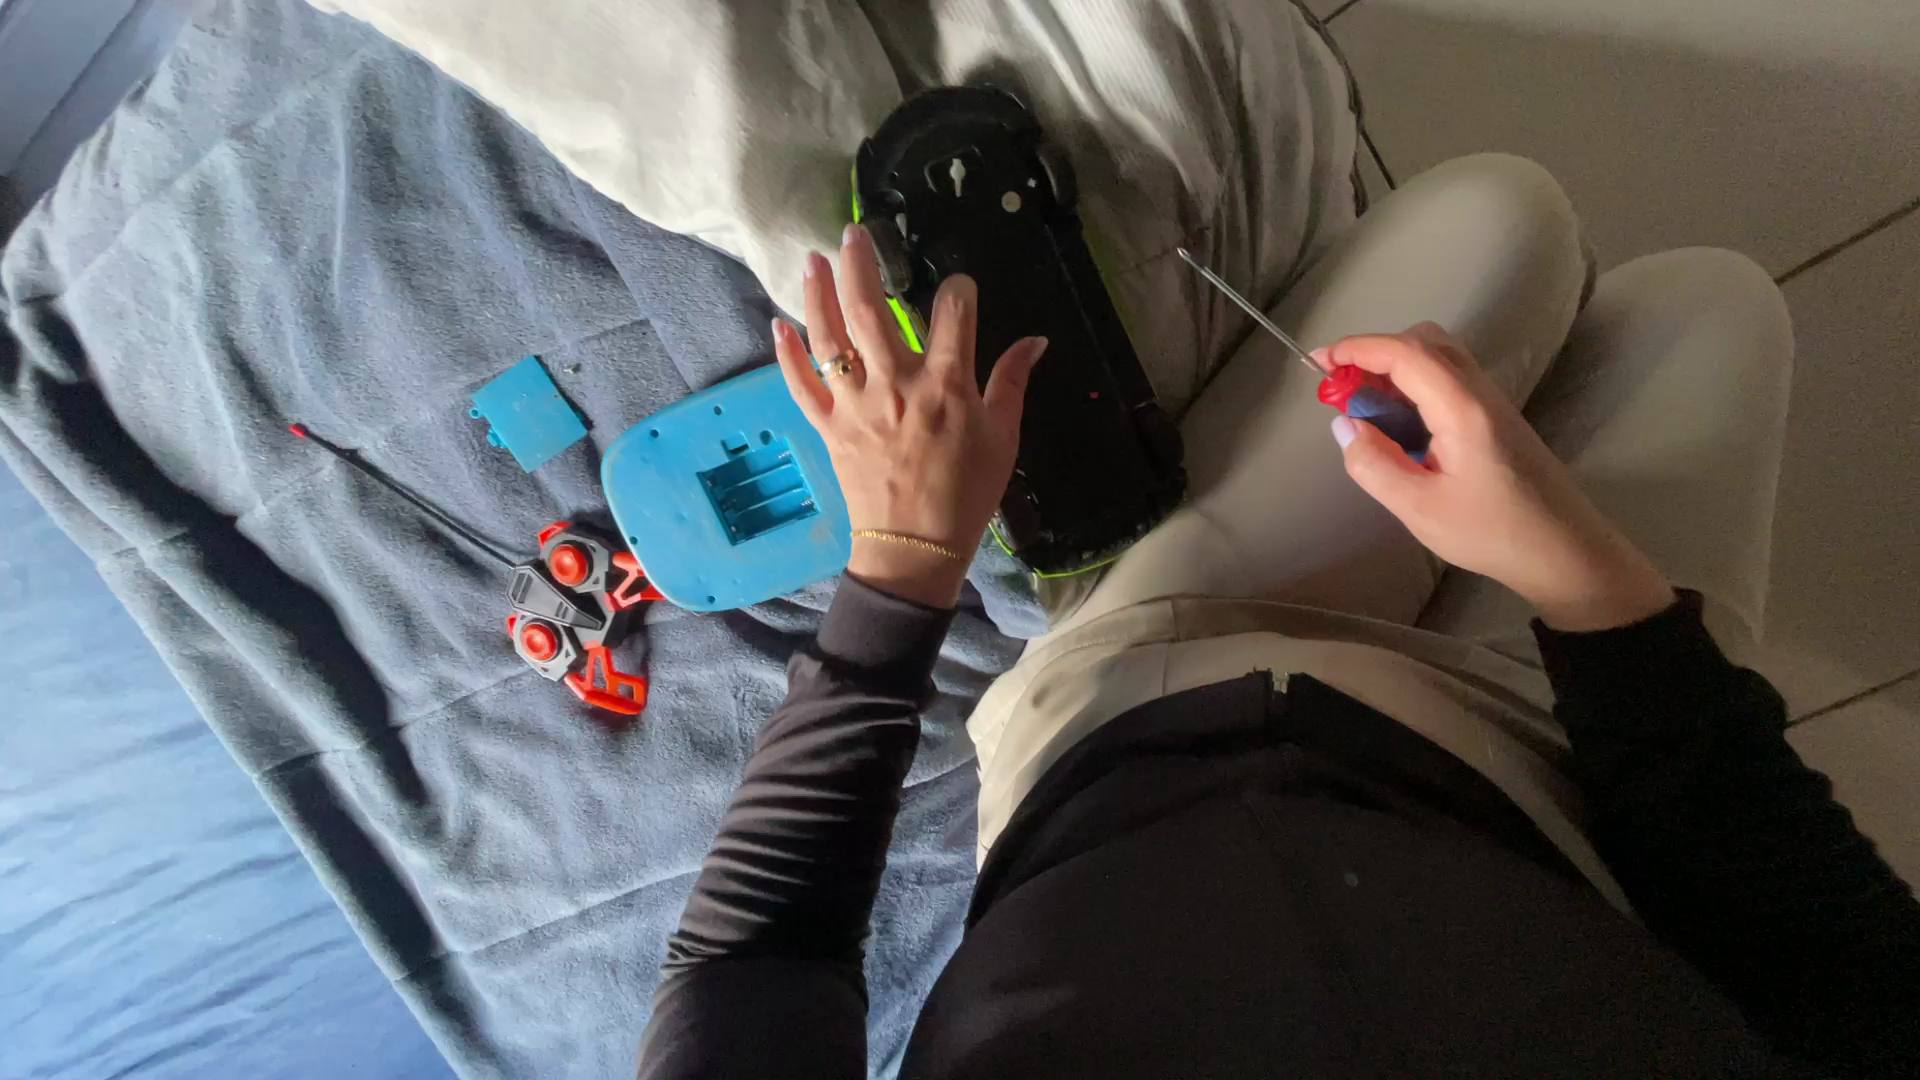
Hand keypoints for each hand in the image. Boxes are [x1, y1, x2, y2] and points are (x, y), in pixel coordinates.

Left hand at [772, 224, 1046, 608]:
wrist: (917, 547)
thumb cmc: (967, 494)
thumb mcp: (1003, 439)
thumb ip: (1012, 383)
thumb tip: (1035, 340)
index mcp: (947, 385)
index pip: (954, 313)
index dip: (959, 290)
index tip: (959, 288)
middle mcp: (897, 385)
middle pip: (872, 311)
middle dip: (862, 265)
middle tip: (853, 233)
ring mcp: (856, 406)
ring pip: (830, 339)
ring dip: (819, 296)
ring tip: (813, 261)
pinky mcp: (830, 428)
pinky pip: (802, 386)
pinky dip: (787, 356)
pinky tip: (778, 325)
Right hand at [1321, 323, 1673, 631]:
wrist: (1565, 551)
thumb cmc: (1490, 532)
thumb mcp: (1417, 508)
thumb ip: (1373, 464)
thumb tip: (1344, 426)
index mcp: (1462, 410)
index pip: (1406, 354)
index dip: (1358, 349)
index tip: (1318, 362)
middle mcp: (1480, 394)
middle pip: (1425, 342)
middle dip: (1374, 352)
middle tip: (1340, 388)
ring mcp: (1490, 404)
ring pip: (1437, 359)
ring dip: (1391, 369)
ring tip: (1360, 409)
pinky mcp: (1492, 419)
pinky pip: (1445, 382)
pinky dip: (1409, 386)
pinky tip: (1394, 425)